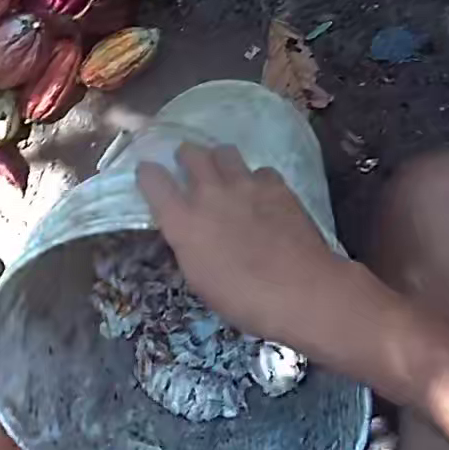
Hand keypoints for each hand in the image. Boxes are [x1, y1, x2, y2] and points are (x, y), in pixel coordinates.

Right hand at [136, 143, 377, 356]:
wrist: (300, 290)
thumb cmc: (243, 298)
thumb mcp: (200, 278)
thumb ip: (189, 244)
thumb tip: (188, 231)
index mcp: (183, 220)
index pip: (153, 180)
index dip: (148, 174)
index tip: (150, 175)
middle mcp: (209, 193)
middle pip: (190, 153)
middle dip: (186, 156)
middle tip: (189, 165)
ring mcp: (244, 184)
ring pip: (224, 151)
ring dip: (219, 159)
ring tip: (225, 172)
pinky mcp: (275, 185)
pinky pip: (260, 170)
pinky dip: (257, 179)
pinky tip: (262, 194)